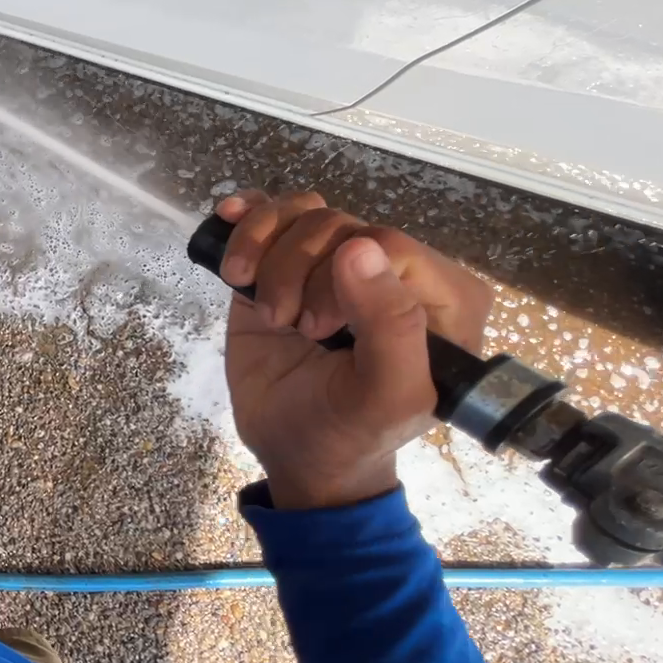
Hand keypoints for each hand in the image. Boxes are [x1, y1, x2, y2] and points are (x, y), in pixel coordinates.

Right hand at [217, 190, 492, 509]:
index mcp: (436, 296)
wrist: (292, 450)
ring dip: (261, 246)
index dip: (337, 276)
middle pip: (333, 224)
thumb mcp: (386, 394)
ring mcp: (325, 267)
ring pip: (298, 211)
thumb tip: (357, 247)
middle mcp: (385, 272)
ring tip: (248, 290)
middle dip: (293, 270)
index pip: (385, 243)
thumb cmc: (349, 431)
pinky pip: (268, 215)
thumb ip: (390, 324)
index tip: (316, 327)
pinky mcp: (277, 269)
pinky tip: (227, 219)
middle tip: (286, 324)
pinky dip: (246, 213)